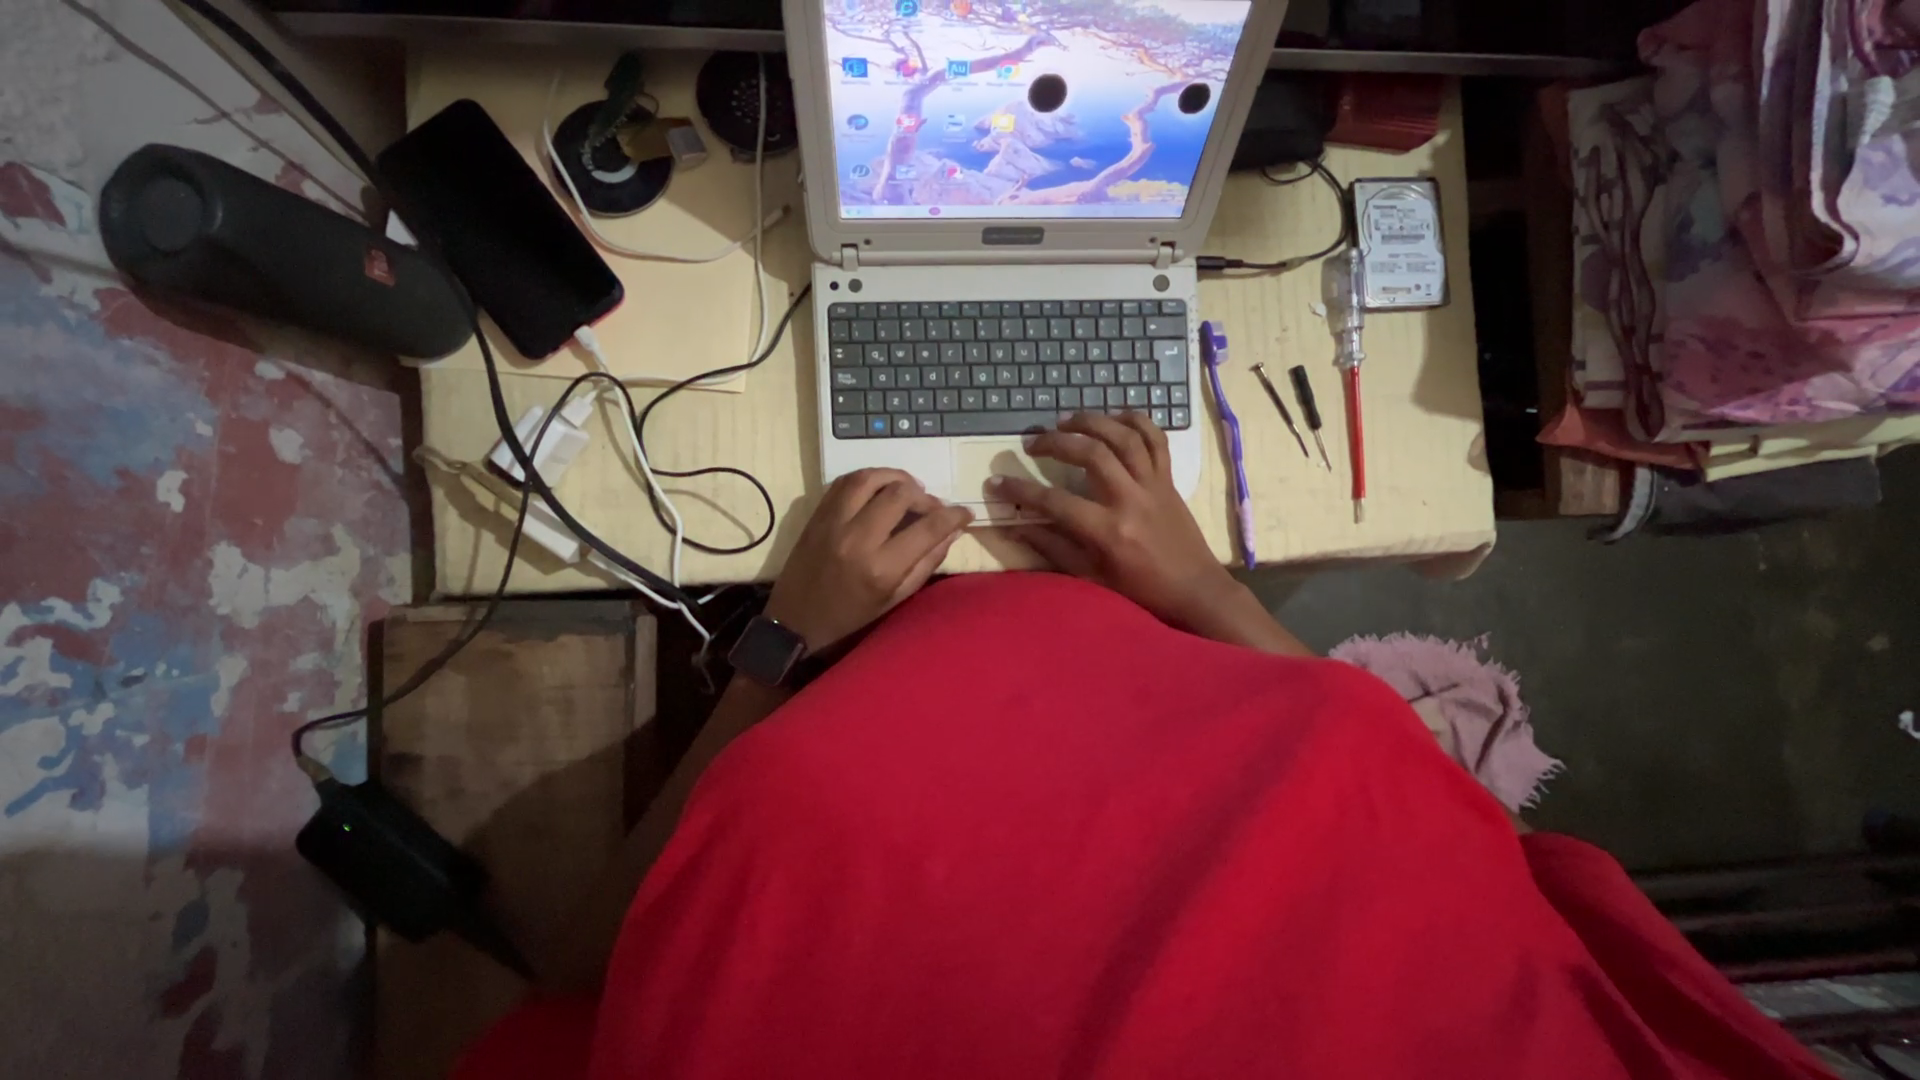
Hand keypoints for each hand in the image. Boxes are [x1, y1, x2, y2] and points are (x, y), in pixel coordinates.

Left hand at [765, 468, 972, 652]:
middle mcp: (857, 538)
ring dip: (896, 477)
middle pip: (900, 494)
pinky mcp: (817, 514)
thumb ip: (926, 563)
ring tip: (908, 488)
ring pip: (870, 478)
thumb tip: (953, 531)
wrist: (794, 621)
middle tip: (932, 505)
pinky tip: (879, 488)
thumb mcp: (895, 599)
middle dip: (925, 495)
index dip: (953, 515)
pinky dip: (868, 478)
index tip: (965, 513)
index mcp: (881, 568)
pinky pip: (845, 481)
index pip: (928, 528)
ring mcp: (833, 522)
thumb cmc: (849, 618)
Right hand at [992, 413, 1308, 655]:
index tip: (996, 482)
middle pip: (1091, 454)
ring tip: (1066, 420)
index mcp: (1108, 531)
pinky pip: (1156, 439)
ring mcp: (1153, 485)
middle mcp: (1131, 500)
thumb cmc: (1140, 591)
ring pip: (1124, 437)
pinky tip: (1114, 417)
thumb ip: (1053, 547)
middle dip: (1056, 442)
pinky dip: (1136, 421)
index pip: (1055, 502)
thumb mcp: (1091, 577)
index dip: (1021, 490)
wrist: (1195, 591)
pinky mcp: (1169, 479)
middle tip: (1032, 442)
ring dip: (1092, 421)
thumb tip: (1014, 527)